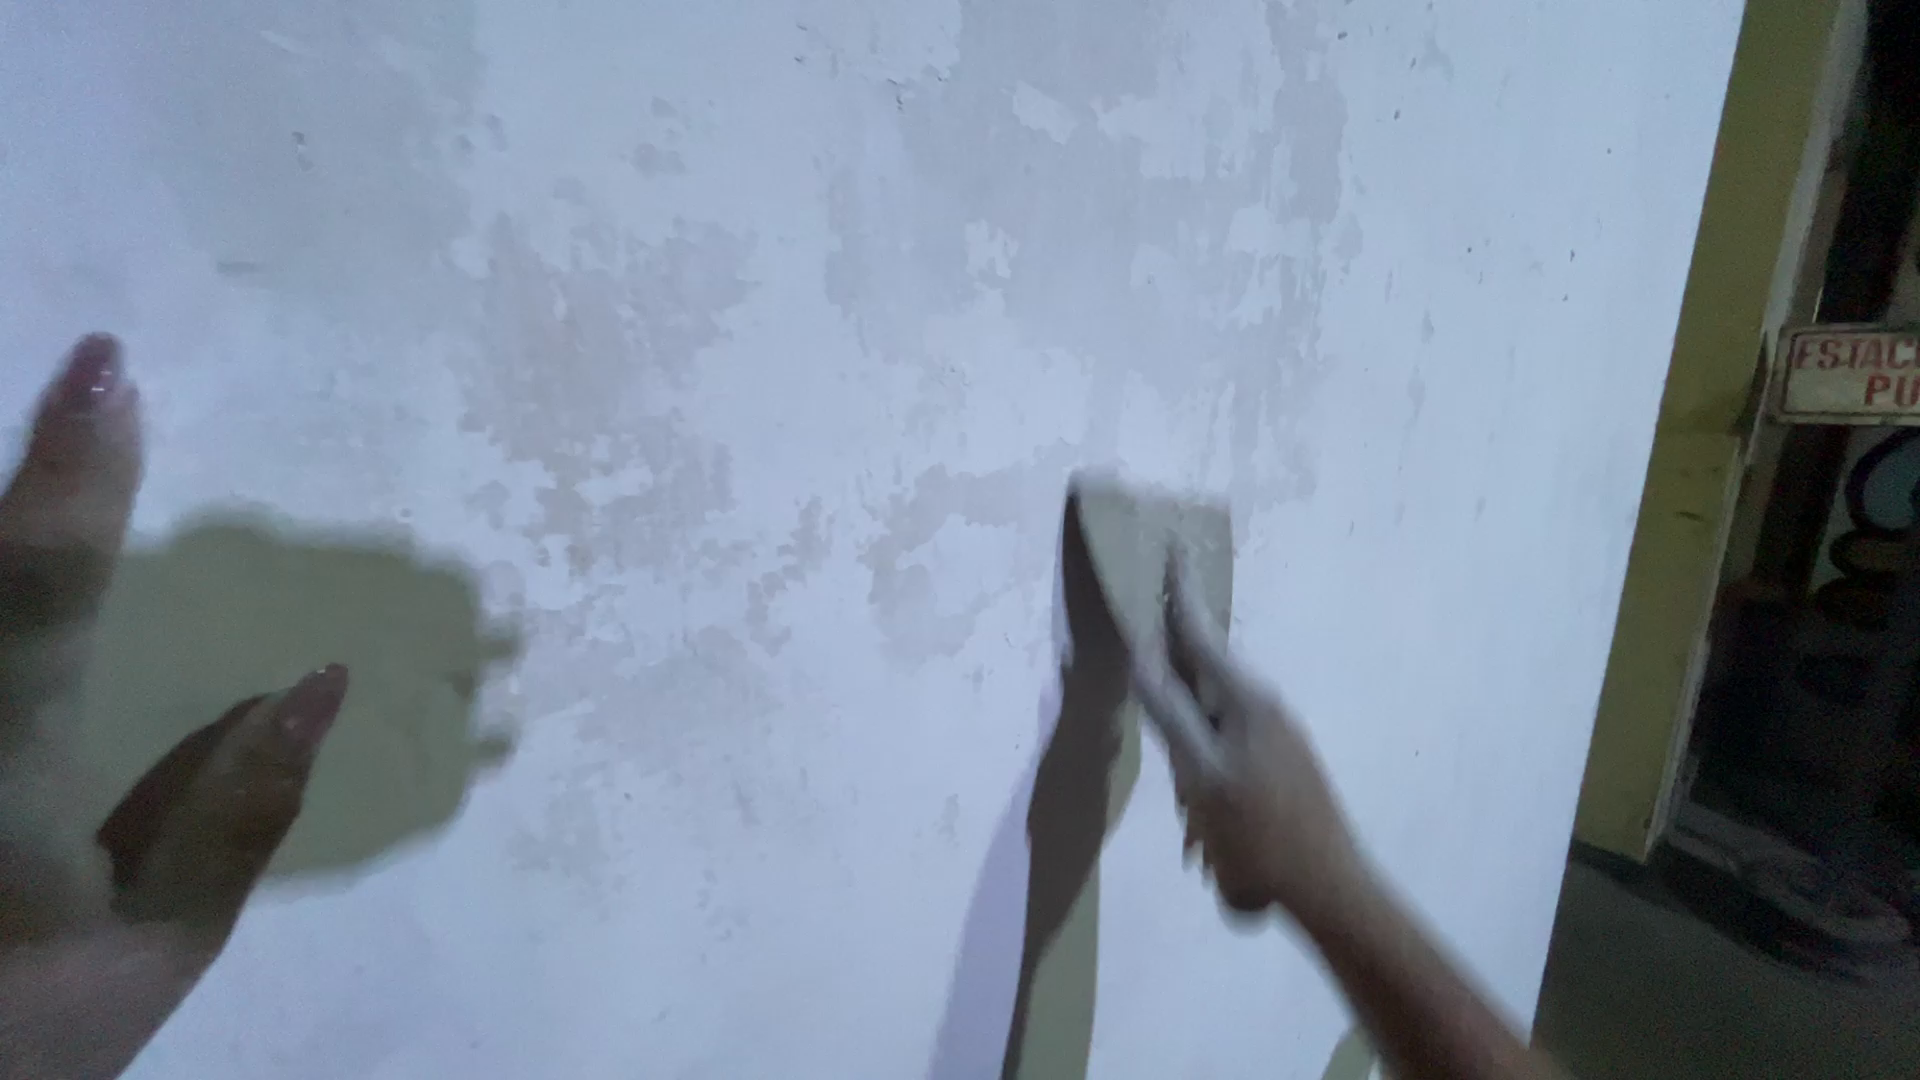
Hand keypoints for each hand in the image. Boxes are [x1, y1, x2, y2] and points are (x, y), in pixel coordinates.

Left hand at [0, 335, 348, 1078]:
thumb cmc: (16, 1045)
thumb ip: (244, 812)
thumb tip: (320, 680)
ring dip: (29, 532)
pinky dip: (29, 586)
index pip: (36, 608)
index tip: (105, 372)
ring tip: (76, 432)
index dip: (74, 486)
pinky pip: (2, 640)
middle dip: (29, 474)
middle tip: (87, 364)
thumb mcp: (159, 953)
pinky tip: (54, 554)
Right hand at [1127, 554, 1362, 918]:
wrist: (1330, 889)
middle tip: (1156, 732)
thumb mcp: (1200, 770)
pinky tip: (1204, 817)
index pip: (1200, 633)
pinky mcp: (1278, 762)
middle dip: (1171, 692)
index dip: (1180, 592)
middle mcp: (1263, 706)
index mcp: (1245, 698)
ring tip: (1190, 808)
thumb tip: (1141, 659)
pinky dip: (1203, 765)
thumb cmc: (1258, 830)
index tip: (1173, 548)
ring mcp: (1274, 735)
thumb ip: (1169, 711)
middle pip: (1201, 675)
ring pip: (1210, 717)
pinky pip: (1224, 745)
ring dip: (1187, 745)